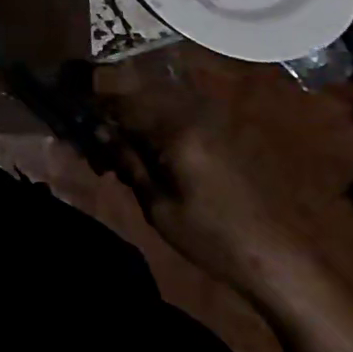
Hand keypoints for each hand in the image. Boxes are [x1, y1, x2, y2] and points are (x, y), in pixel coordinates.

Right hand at [93, 63, 315, 305]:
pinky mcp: (223, 132)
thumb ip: (127, 162)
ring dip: (134, 114)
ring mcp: (212, 120)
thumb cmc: (211, 237)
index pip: (123, 101)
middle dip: (113, 108)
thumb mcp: (158, 206)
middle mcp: (194, 113)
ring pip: (158, 101)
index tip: (75, 113)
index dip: (95, 104)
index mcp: (176, 129)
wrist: (277, 258)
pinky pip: (178, 113)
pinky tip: (148, 149)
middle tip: (96, 136)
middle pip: (140, 93)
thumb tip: (99, 132)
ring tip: (120, 146)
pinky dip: (156, 122)